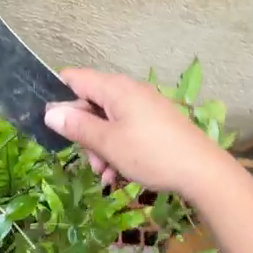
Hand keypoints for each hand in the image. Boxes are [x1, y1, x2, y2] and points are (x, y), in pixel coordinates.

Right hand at [44, 68, 235, 199]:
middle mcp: (130, 91)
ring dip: (101, 147)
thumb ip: (78, 126)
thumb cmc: (151, 154)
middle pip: (92, 104)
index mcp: (116, 88)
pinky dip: (119, 150)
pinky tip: (119, 175)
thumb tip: (50, 112)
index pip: (75, 78)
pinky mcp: (157, 124)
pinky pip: (127, 131)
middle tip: (88, 159)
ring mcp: (146, 107)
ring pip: (109, 122)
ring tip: (106, 174)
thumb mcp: (108, 143)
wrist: (202, 171)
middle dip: (84, 133)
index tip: (51, 123)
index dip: (58, 96)